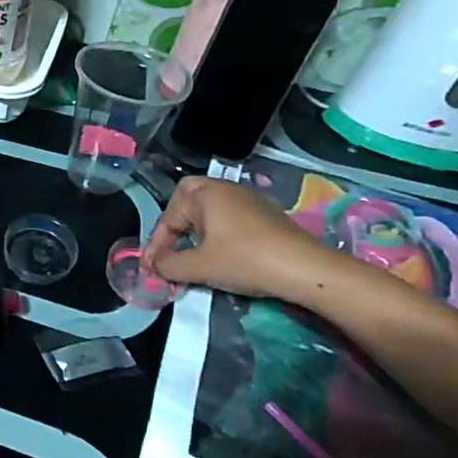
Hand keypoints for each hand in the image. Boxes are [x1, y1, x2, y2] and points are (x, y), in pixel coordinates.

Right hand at [142, 176, 347, 299]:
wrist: (306, 269)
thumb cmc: (244, 261)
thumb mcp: (199, 267)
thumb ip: (169, 265)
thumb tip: (154, 265)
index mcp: (204, 194)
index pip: (168, 218)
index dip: (156, 245)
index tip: (151, 268)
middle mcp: (224, 189)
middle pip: (187, 196)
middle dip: (174, 220)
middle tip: (170, 244)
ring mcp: (247, 198)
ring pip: (209, 205)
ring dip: (195, 225)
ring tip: (191, 250)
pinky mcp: (264, 213)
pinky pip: (228, 214)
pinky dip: (215, 228)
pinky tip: (219, 250)